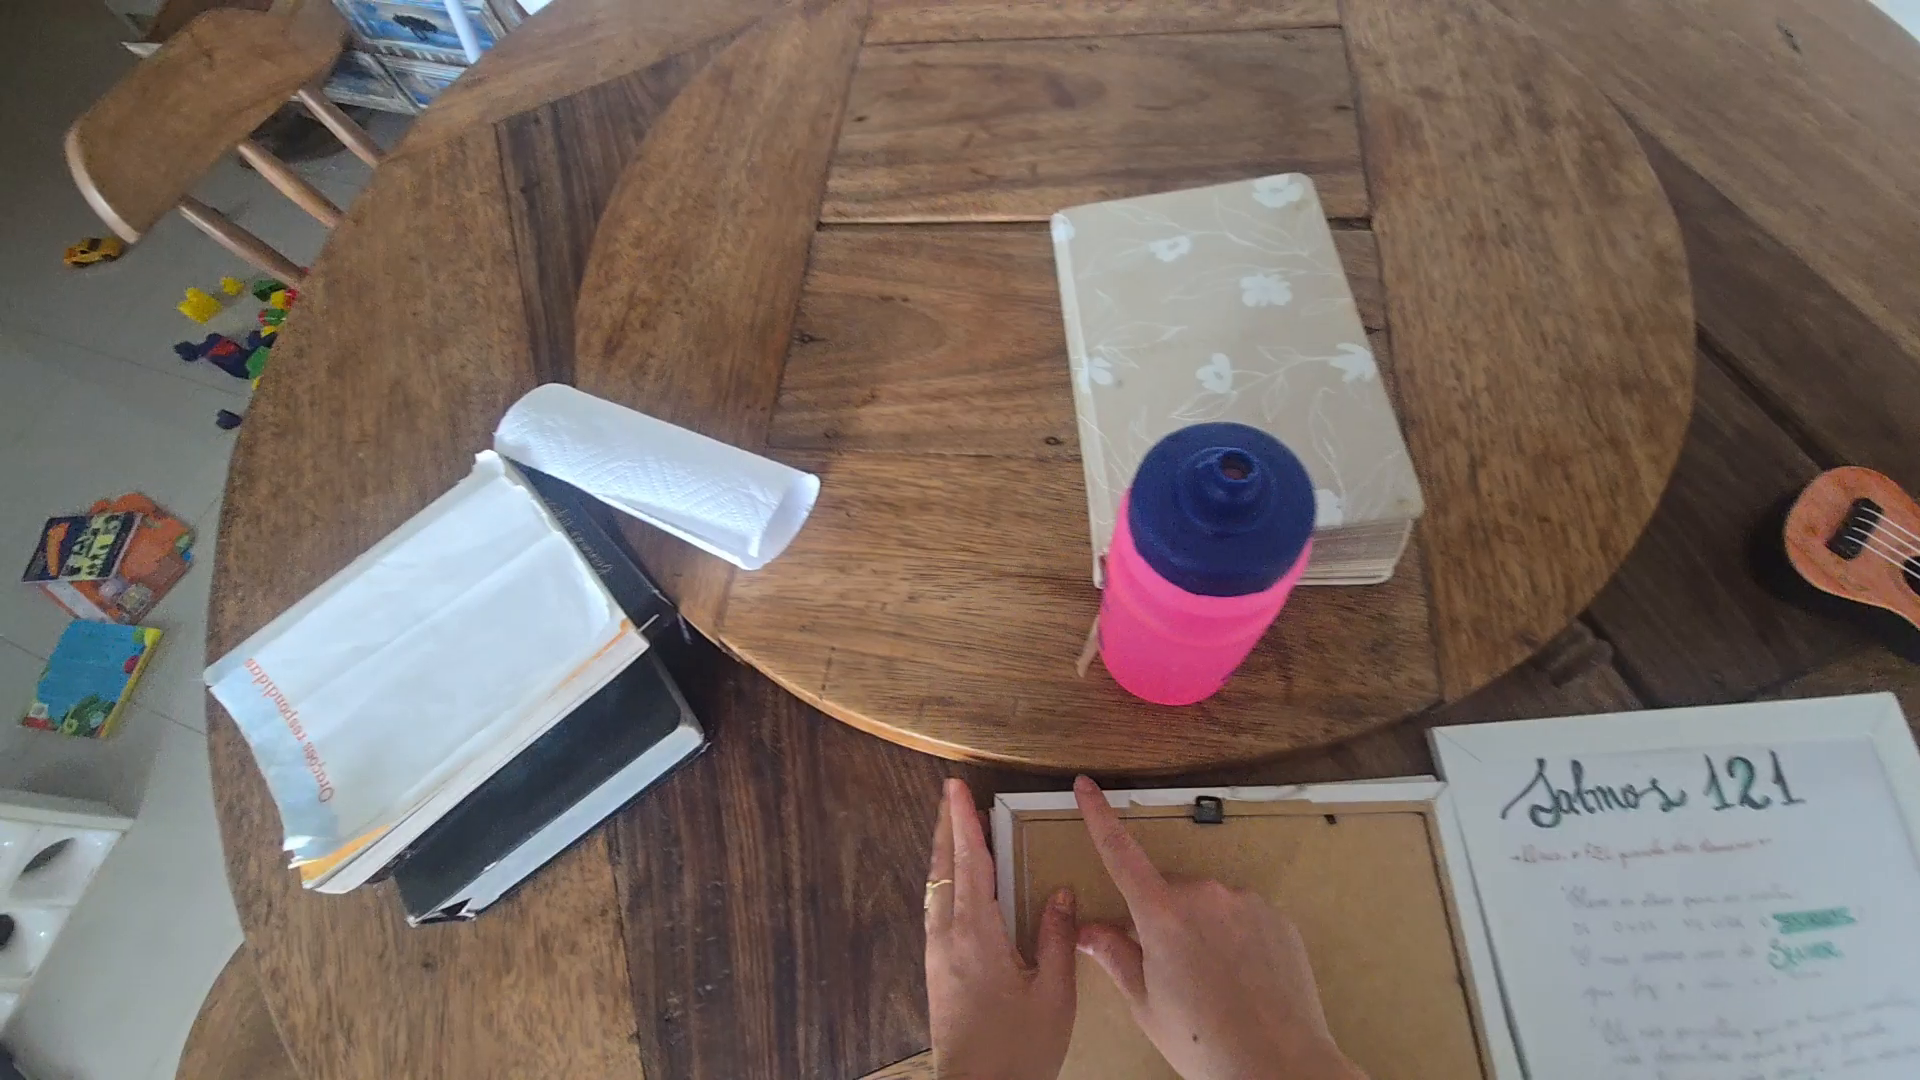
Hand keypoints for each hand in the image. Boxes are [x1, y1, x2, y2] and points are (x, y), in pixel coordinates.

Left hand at [926, 778, 1077, 1079]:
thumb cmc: (1018, 1050)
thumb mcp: (1053, 996)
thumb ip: (1058, 939)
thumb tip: (1062, 893)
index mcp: (977, 933)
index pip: (969, 861)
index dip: (962, 820)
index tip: (955, 787)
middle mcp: (948, 934)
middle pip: (943, 866)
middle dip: (946, 826)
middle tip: (950, 794)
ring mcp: (937, 951)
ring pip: (936, 885)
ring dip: (944, 851)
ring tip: (954, 826)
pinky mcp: (936, 968)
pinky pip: (936, 906)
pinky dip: (944, 878)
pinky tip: (954, 883)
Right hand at [1073, 776, 1367, 1079]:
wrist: (1282, 1069)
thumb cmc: (1203, 1044)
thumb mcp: (1146, 1003)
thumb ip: (1114, 955)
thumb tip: (1086, 929)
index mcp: (1161, 914)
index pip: (1119, 852)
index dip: (1098, 815)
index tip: (1085, 784)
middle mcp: (1201, 893)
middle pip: (1165, 890)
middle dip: (1160, 916)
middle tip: (1170, 969)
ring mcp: (1242, 900)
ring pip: (1205, 902)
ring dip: (1200, 926)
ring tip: (1214, 981)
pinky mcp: (1274, 915)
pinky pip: (1240, 914)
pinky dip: (1234, 936)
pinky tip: (1243, 978)